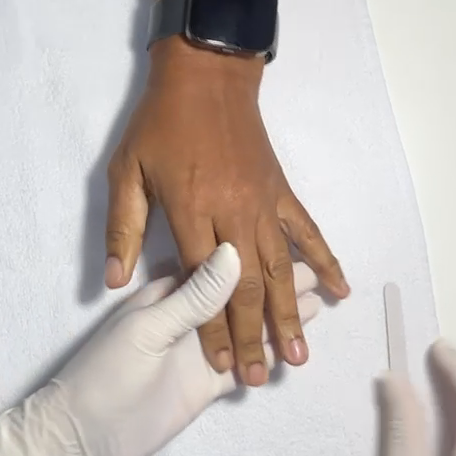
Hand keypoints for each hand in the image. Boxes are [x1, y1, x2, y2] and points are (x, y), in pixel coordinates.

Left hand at [0, 244, 323, 455]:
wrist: (82, 436)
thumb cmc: (105, 375)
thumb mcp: (148, 330)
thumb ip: (193, 297)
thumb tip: (234, 254)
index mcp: (168, 293)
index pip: (220, 267)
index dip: (255, 257)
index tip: (291, 245)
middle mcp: (189, 315)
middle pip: (244, 295)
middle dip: (279, 284)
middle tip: (320, 274)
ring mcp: (200, 350)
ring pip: (251, 327)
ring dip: (281, 316)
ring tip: (320, 302)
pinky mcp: (205, 384)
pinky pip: (245, 364)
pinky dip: (269, 355)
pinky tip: (295, 347)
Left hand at [105, 43, 347, 387]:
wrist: (206, 77)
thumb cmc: (159, 126)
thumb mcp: (126, 173)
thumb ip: (122, 230)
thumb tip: (114, 283)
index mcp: (191, 213)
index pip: (201, 285)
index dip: (211, 329)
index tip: (222, 367)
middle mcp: (233, 215)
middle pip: (247, 288)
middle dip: (254, 337)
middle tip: (264, 378)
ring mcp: (264, 205)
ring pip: (282, 270)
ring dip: (292, 315)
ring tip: (301, 356)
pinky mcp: (283, 193)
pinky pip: (309, 232)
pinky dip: (325, 261)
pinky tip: (341, 290)